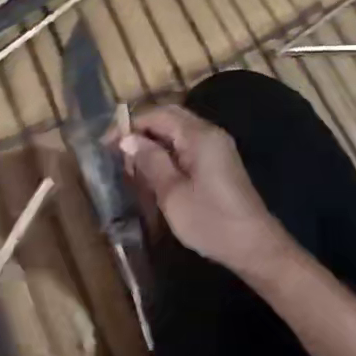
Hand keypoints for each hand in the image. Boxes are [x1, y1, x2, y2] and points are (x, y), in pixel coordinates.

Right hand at [116, 105, 285, 271]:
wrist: (251, 242)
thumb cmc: (209, 220)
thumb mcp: (172, 193)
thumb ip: (151, 162)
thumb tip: (128, 139)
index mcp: (201, 136)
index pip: (161, 114)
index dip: (131, 125)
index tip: (104, 145)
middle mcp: (212, 134)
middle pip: (172, 118)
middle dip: (142, 130)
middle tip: (114, 153)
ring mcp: (218, 147)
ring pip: (180, 132)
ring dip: (154, 142)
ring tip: (129, 165)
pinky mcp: (219, 162)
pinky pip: (189, 146)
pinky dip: (168, 152)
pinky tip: (152, 171)